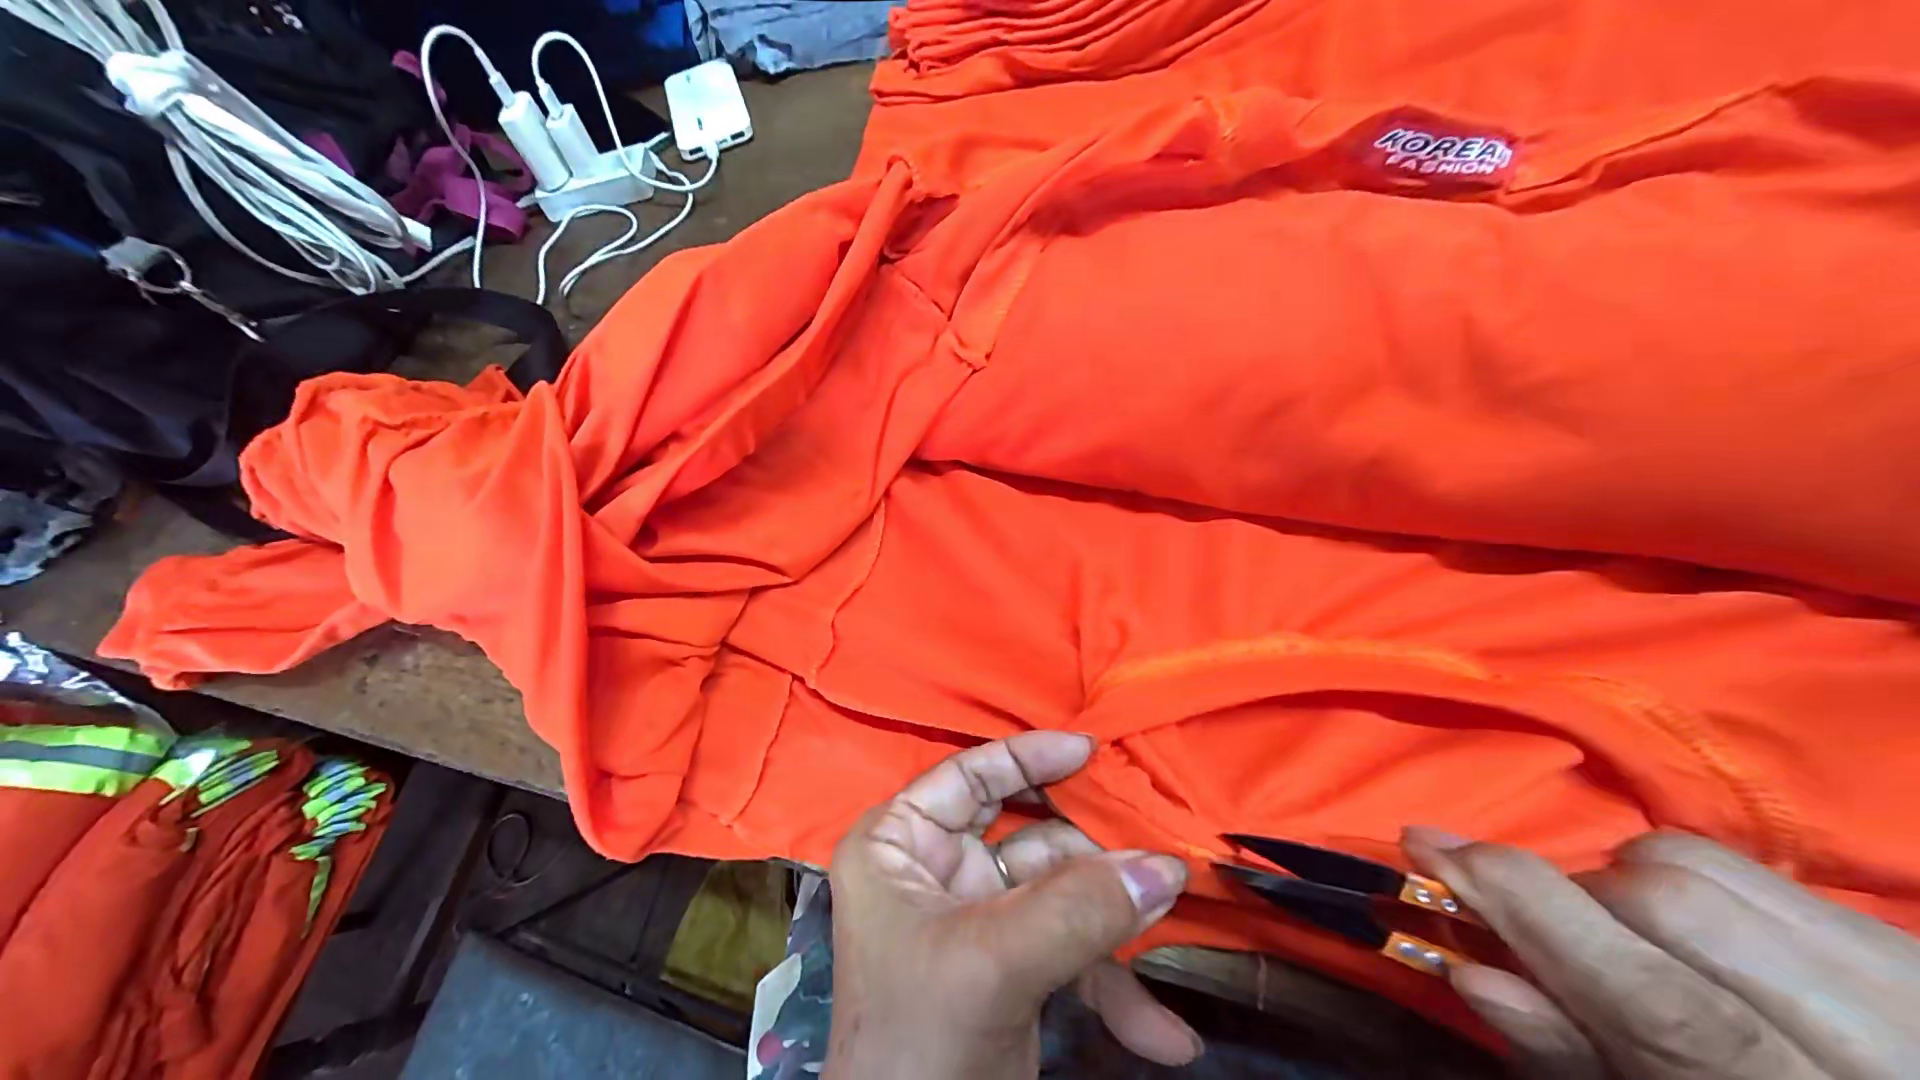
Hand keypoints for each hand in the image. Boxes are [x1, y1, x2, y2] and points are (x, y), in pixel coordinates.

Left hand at [823, 732, 1200, 1079]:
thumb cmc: (919, 1038)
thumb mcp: (993, 962)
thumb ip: (1078, 909)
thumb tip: (1163, 865)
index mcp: (899, 844)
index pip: (967, 775)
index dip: (1027, 757)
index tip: (1090, 749)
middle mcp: (934, 870)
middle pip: (1027, 832)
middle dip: (1089, 851)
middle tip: (1146, 842)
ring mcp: (975, 919)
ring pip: (1058, 893)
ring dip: (1113, 920)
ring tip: (1167, 926)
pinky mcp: (1008, 969)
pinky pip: (1067, 953)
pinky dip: (1112, 987)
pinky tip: (1163, 1036)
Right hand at [1402, 827, 1919, 1078]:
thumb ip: (1576, 1062)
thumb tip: (1470, 971)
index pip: (1665, 1006)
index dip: (1532, 913)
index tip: (1427, 848)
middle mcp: (1896, 1053)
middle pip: (1675, 905)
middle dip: (1567, 894)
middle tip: (1528, 920)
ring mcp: (1916, 990)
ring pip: (1706, 863)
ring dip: (1617, 878)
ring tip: (1612, 927)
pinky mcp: (1906, 947)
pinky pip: (1755, 866)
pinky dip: (1680, 877)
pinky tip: (1684, 928)